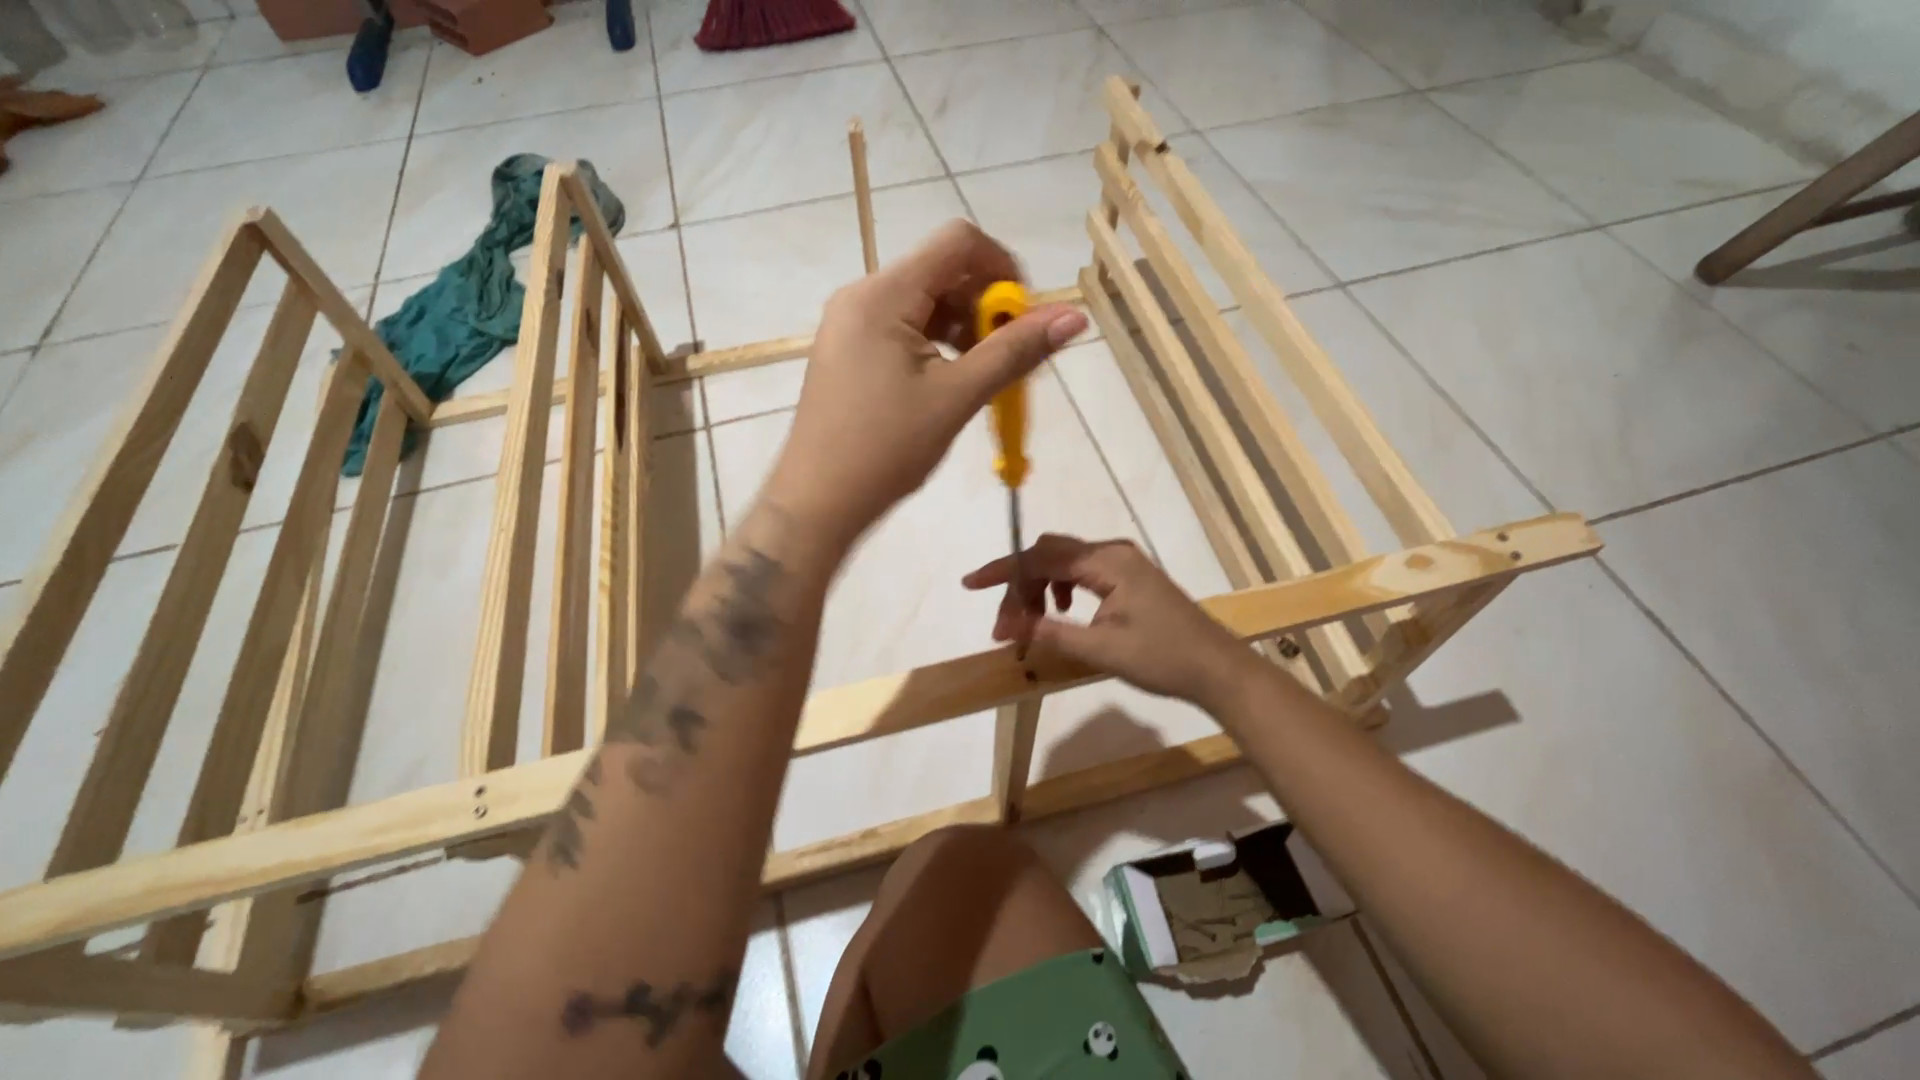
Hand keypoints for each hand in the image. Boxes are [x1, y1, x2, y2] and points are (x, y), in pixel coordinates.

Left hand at [765, 220, 1087, 547]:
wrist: (816, 503)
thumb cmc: (885, 450)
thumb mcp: (957, 397)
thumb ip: (1015, 351)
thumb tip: (1074, 317)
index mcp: (882, 294)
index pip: (958, 241)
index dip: (1003, 268)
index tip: (1025, 317)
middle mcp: (862, 295)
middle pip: (942, 271)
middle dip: (985, 306)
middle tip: (1009, 359)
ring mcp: (851, 324)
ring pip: (926, 303)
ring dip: (965, 329)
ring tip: (982, 379)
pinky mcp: (850, 351)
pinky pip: (905, 329)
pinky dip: (938, 346)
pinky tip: (952, 385)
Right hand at [962, 534, 1254, 707]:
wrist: (1216, 669)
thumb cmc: (1162, 658)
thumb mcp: (1101, 649)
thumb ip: (1051, 631)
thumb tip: (1007, 624)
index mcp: (1107, 562)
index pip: (1041, 557)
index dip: (1003, 571)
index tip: (970, 584)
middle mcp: (1113, 552)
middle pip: (1049, 554)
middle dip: (1020, 586)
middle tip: (1005, 627)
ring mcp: (1123, 562)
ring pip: (1064, 562)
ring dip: (1039, 589)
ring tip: (1028, 624)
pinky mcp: (1129, 577)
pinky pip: (1081, 571)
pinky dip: (1060, 589)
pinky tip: (1059, 613)